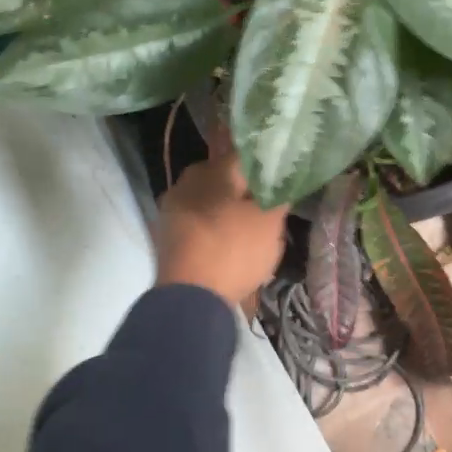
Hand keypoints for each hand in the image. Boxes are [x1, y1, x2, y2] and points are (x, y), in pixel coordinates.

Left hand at [154, 153, 288, 305]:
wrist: (189, 297)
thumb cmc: (234, 251)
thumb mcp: (271, 223)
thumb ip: (280, 196)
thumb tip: (285, 181)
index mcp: (213, 171)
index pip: (245, 154)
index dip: (268, 164)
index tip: (284, 176)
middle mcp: (187, 181)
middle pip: (225, 176)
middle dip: (246, 187)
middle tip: (270, 203)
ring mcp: (172, 208)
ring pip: (210, 199)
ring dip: (229, 207)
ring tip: (251, 225)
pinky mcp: (166, 234)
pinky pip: (198, 220)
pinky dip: (215, 225)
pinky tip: (230, 241)